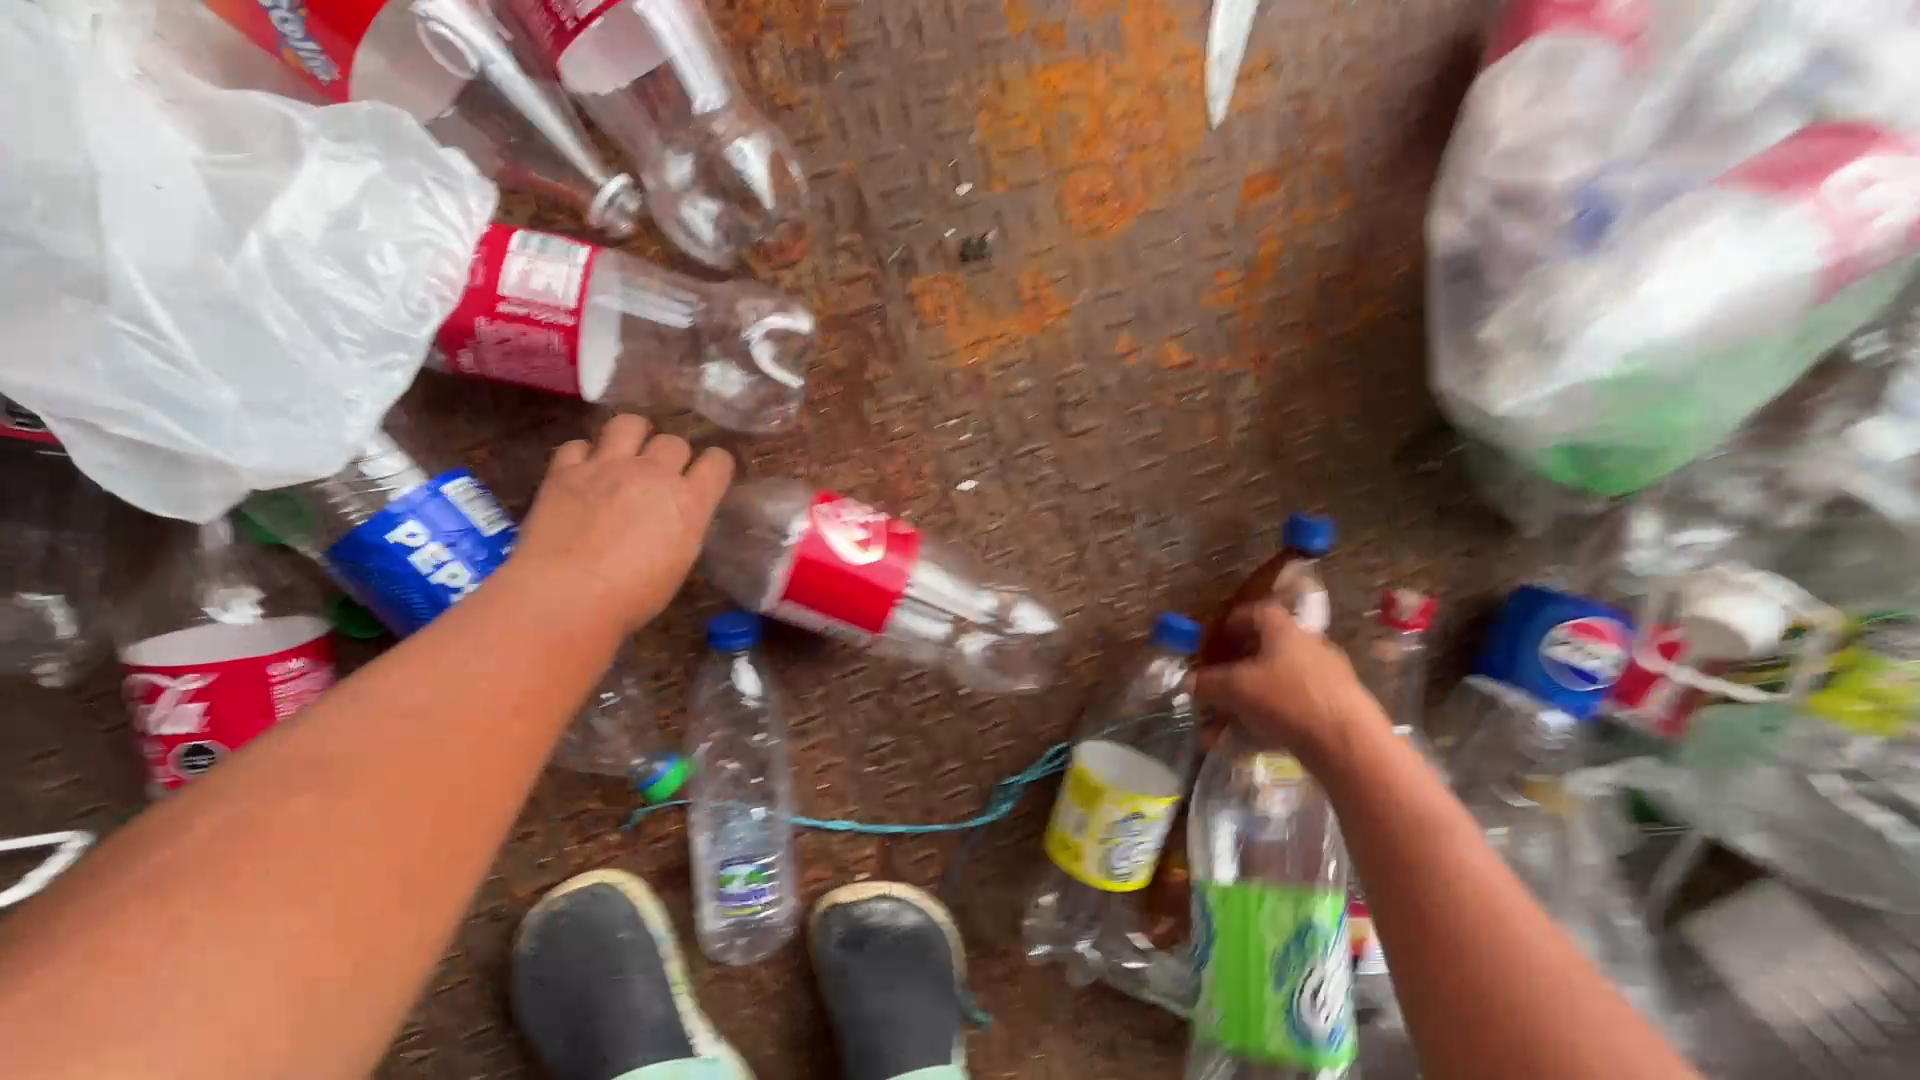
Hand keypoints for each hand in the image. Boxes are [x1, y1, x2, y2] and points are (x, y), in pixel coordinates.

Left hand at [508, 414, 733, 631]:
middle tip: (661, 476)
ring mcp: (607, 467)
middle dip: (672, 455)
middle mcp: (653, 473)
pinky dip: (583, 455)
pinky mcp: (565, 471)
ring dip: (632, 435)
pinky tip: (582, 472)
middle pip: (674, 441)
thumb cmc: (632, 596)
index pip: (718, 462)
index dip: (715, 466)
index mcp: (689, 501)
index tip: (708, 477)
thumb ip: (683, 528)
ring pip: (628, 423)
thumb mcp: (678, 564)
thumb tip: (678, 517)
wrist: (567, 596)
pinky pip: (578, 445)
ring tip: (626, 452)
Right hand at [1194, 601, 1389, 768]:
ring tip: (1228, 725)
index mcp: (1285, 631)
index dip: (1235, 621)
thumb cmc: (1287, 699)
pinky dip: (1272, 717)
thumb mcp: (1235, 689)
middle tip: (1219, 682)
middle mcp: (1309, 646)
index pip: (1259, 612)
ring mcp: (1326, 677)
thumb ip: (1209, 683)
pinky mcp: (1336, 706)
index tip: (1218, 636)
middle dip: (1239, 667)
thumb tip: (1189, 681)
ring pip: (1279, 681)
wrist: (1347, 742)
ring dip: (1251, 698)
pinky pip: (1295, 705)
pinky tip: (1255, 739)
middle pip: (1268, 649)